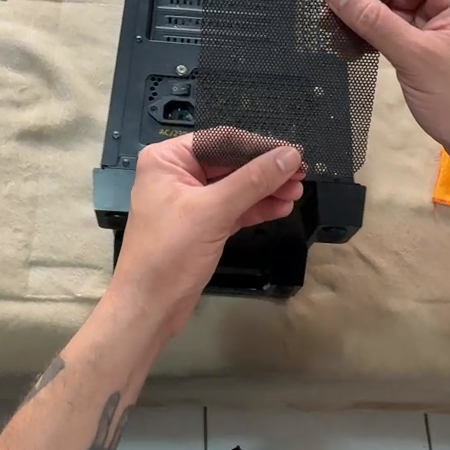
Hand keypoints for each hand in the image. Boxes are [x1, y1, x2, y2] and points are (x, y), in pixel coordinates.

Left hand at [109, 132, 303, 336]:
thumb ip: (253, 181)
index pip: (221, 141)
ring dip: (265, 189)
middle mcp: (177, 173)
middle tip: (300, 174)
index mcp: (168, 159)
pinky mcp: (202, 224)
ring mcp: (190, 200)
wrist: (149, 309)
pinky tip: (281, 207)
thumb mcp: (213, 212)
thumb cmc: (170, 253)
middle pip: (230, 162)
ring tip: (297, 192)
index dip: (258, 146)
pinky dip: (256, 207)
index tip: (292, 152)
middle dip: (265, 170)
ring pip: (235, 186)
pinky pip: (234, 207)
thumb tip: (290, 155)